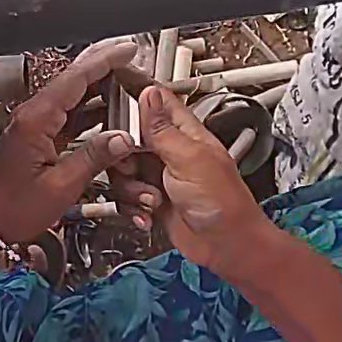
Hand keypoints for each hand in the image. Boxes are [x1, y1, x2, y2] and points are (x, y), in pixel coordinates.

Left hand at [0, 40, 137, 241]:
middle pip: (75, 80)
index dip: (105, 60)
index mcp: (37, 120)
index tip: (127, 50)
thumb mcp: (60, 186)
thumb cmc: (12, 208)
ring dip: (101, 87)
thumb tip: (124, 139)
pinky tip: (111, 112)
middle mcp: (35, 115)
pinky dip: (92, 109)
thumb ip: (94, 159)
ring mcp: (36, 125)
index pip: (76, 78)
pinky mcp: (40, 137)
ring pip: (74, 96)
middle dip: (105, 67)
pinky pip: (70, 114)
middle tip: (134, 61)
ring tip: (129, 83)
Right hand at [109, 84, 275, 268]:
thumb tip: (148, 93)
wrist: (227, 248)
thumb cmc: (223, 203)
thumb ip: (163, 128)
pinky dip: (133, 206)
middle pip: (127, 137)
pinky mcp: (152, 199)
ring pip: (122, 169)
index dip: (135, 93)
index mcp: (185, 132)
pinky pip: (126, 195)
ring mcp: (159, 175)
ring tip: (152, 197)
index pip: (156, 100)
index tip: (114, 95)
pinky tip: (149, 213)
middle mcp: (170, 151)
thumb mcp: (190, 158)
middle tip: (134, 167)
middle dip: (123, 155)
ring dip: (131, 187)